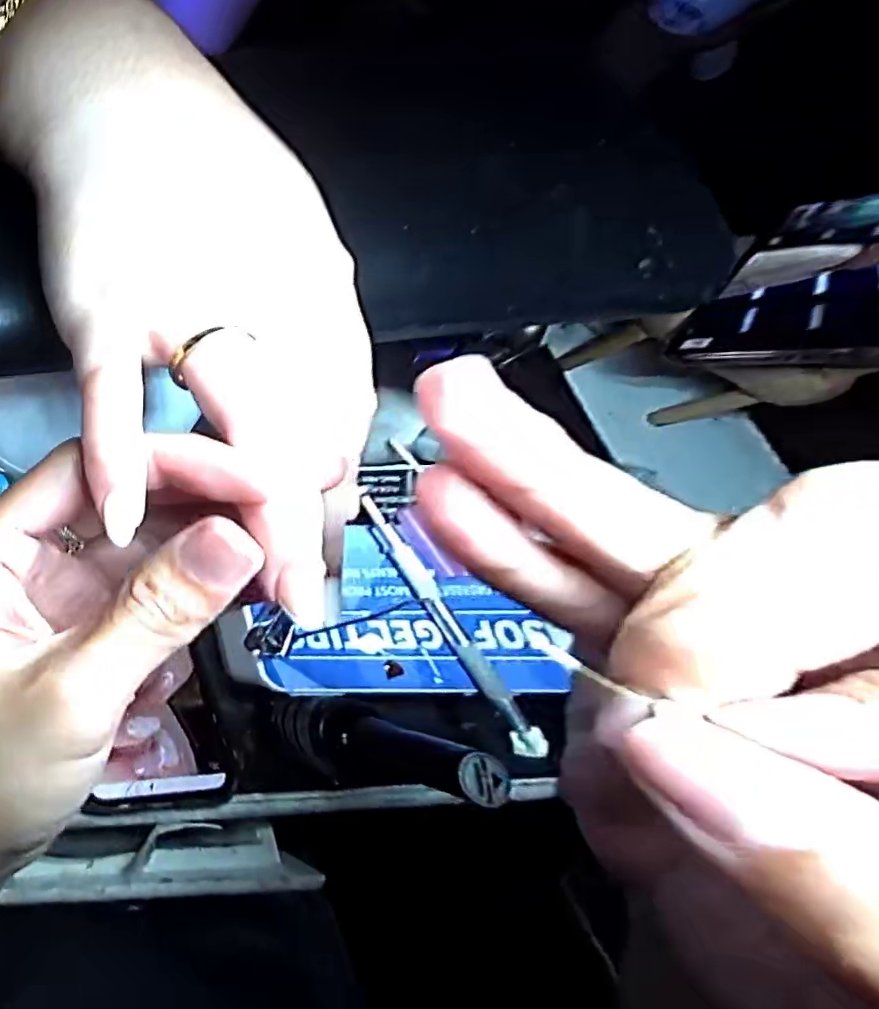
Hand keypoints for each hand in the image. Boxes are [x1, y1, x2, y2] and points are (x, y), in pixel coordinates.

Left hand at [0, 434, 265, 897]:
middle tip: (284, 540)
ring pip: (145, 553)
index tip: (255, 482)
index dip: (171, 463)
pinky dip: (181, 616)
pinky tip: (203, 642)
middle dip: (202, 521)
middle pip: (126, 505)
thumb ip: (153, 614)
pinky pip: (145, 599)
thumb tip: (235, 538)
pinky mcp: (83, 630)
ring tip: (265, 593)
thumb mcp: (71, 693)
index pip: (86, 468)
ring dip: (200, 574)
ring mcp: (58, 593)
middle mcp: (25, 555)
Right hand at [22, 77, 371, 626]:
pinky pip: (115, 398)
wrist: (121, 104)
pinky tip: (121, 516)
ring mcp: (180, 304)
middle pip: (307, 427)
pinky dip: (118, 459)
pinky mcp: (105, 309)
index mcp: (316, 282)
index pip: (344, 405)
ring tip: (251, 587)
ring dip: (246, 513)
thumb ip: (302, 318)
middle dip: (313, 524)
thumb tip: (308, 403)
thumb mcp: (281, 233)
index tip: (329, 543)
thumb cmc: (199, 170)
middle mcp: (266, 297)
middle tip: (309, 601)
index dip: (341, 485)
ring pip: (232, 421)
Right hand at [411, 355, 878, 1005]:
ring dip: (521, 482)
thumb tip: (666, 749)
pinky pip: (561, 593)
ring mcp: (735, 652)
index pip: (860, 557)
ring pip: (626, 544)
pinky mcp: (639, 667)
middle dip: (629, 553)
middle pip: (755, 526)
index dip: (745, 618)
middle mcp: (852, 650)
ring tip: (452, 412)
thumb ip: (836, 874)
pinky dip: (498, 550)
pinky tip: (449, 500)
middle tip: (557, 548)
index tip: (691, 719)